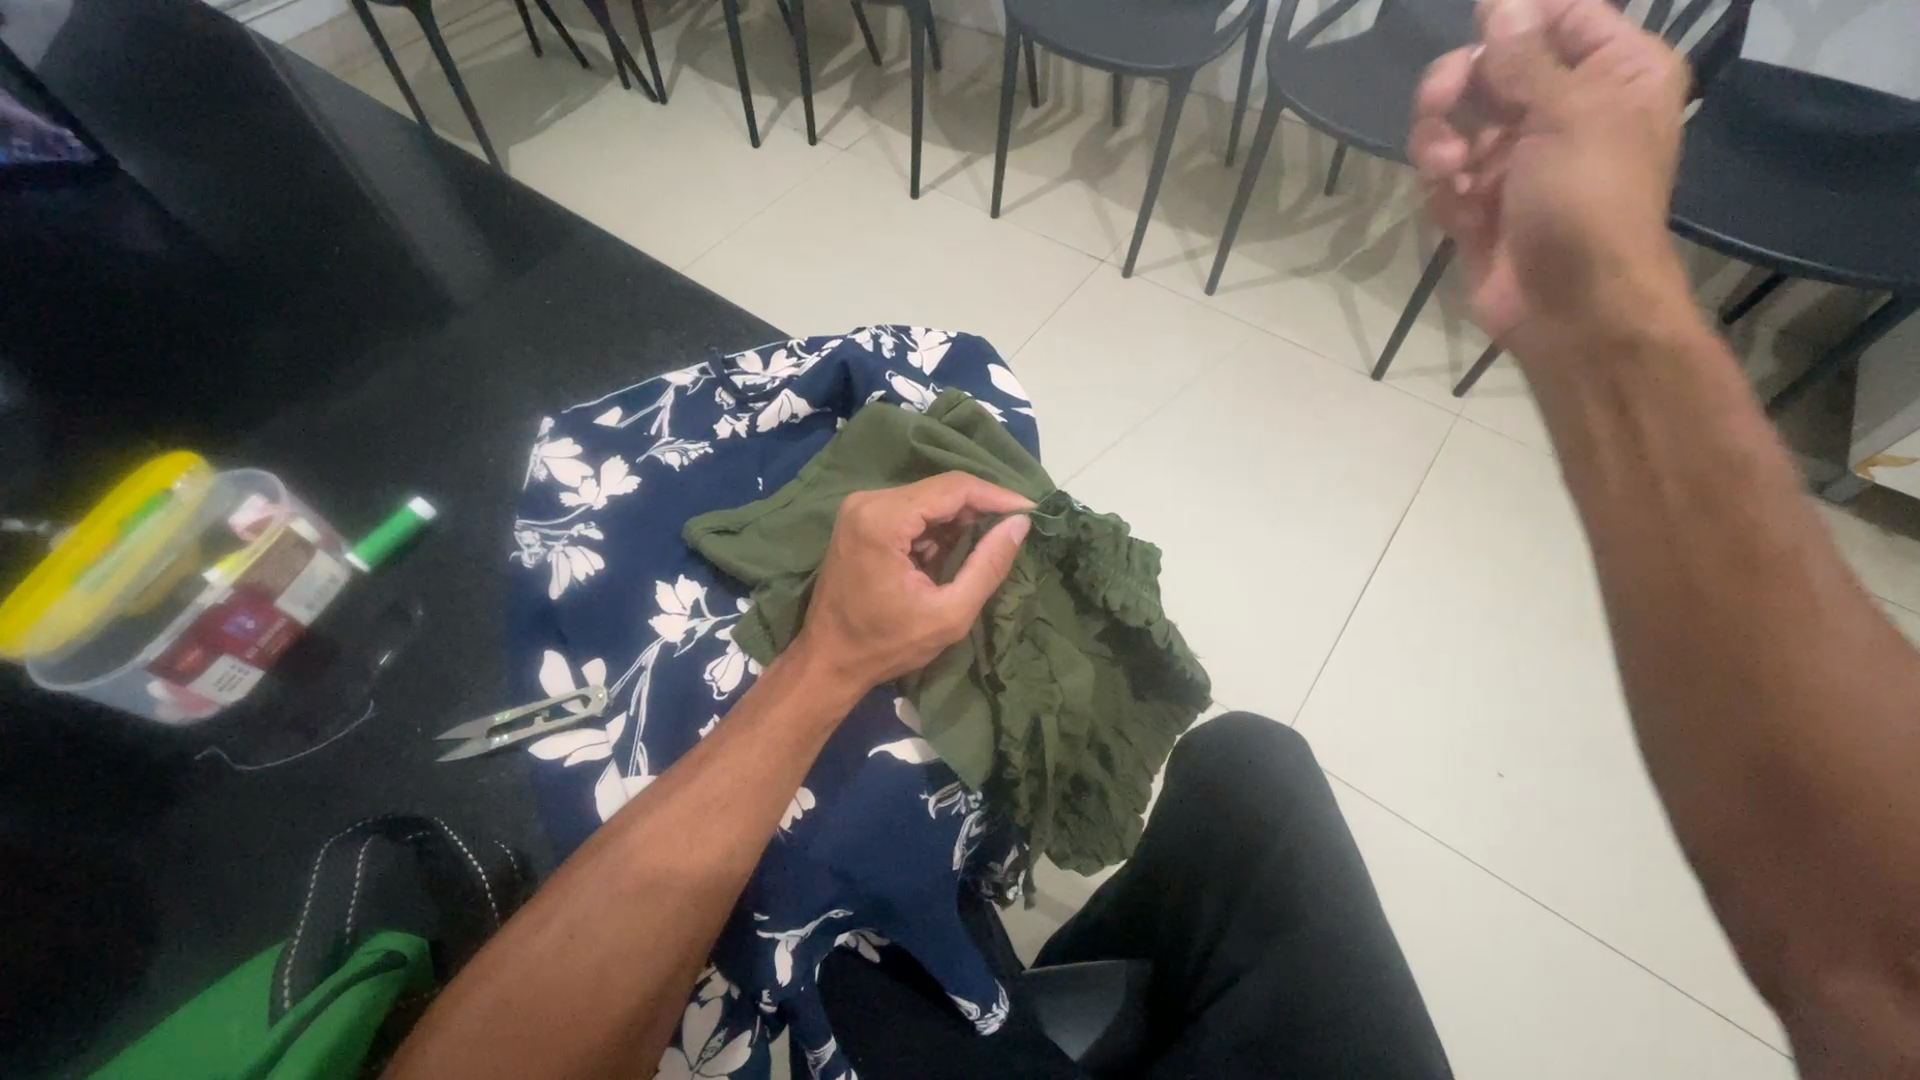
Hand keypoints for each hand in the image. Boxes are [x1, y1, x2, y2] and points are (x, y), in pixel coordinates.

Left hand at [794, 473, 1032, 690]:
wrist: (828, 660)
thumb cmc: (886, 644)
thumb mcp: (948, 613)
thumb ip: (987, 566)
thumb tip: (1021, 524)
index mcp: (883, 519)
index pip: (953, 488)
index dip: (997, 496)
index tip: (1032, 511)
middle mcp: (868, 501)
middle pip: (940, 489)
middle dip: (981, 508)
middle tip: (1016, 530)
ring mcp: (861, 508)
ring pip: (928, 499)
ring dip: (961, 520)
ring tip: (991, 544)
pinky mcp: (861, 520)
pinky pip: (912, 511)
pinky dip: (938, 528)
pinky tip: (958, 552)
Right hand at [1410, 0, 1694, 353]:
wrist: (1568, 304)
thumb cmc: (1588, 201)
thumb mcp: (1568, 113)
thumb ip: (1526, 59)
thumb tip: (1500, 7)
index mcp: (1612, 74)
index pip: (1564, 18)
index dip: (1517, 17)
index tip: (1478, 22)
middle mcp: (1563, 110)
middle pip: (1493, 68)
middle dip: (1458, 85)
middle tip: (1439, 102)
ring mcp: (1515, 160)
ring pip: (1456, 122)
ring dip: (1439, 140)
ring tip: (1446, 167)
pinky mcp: (1477, 204)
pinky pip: (1444, 176)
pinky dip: (1442, 188)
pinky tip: (1456, 208)